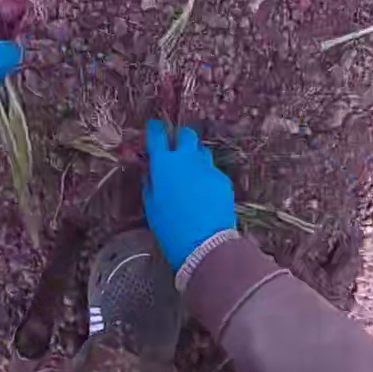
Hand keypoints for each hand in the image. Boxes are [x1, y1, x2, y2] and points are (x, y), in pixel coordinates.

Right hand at [143, 120, 236, 266]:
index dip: (155, 130)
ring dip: (194, 157)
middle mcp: (187, 160)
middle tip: (175, 148)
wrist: (205, 243)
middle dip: (180, 138)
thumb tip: (150, 172)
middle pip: (186, 135)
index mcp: (164, 164)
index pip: (157, 136)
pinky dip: (206, 177)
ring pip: (201, 152)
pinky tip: (204, 193)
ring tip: (190, 173)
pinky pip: (212, 171)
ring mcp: (208, 168)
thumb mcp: (152, 206)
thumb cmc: (171, 228)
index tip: (154, 127)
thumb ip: (150, 183)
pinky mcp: (222, 179)